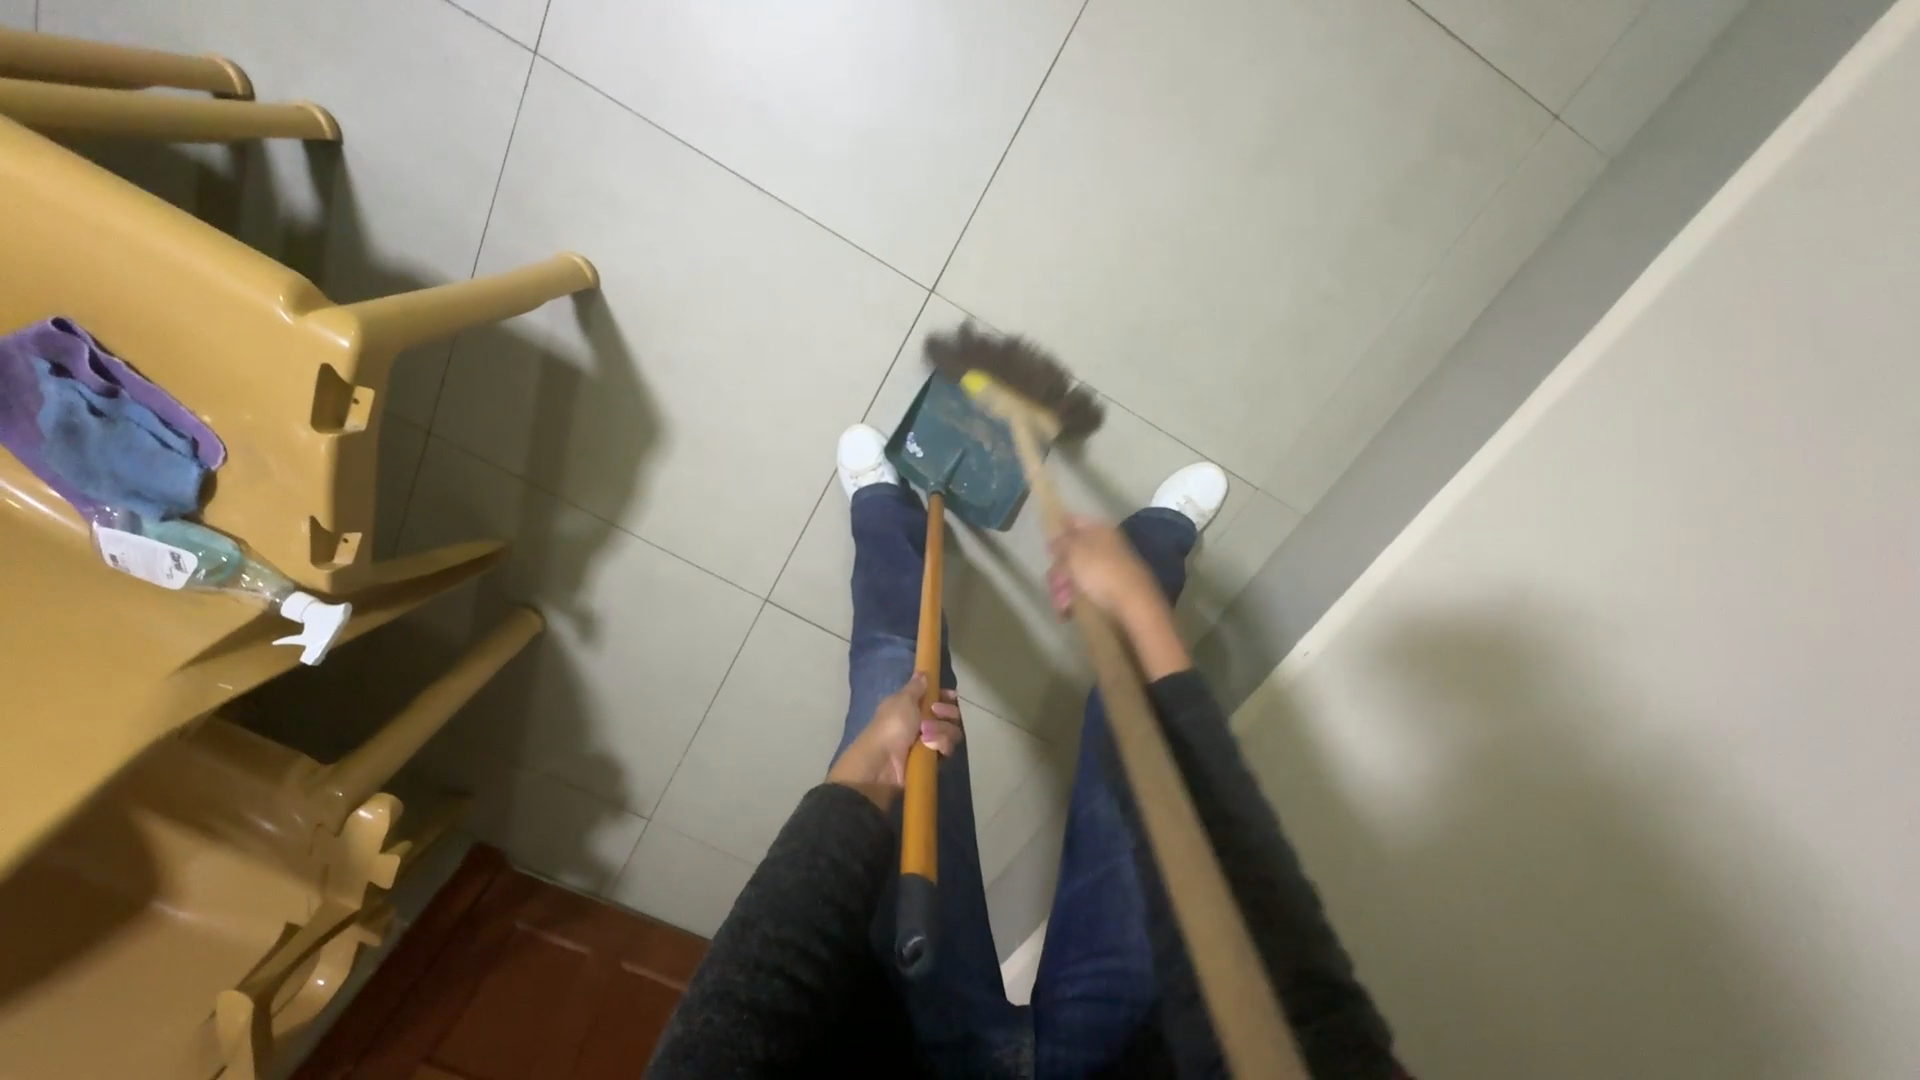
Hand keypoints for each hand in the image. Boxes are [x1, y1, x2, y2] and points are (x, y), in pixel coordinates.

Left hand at [827, 673, 962, 805]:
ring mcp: (928, 743)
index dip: (946, 696)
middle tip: (934, 714)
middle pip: (950, 715)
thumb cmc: (891, 725)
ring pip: (951, 732)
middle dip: (947, 712)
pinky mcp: (932, 760)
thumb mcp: (902, 700)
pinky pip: (947, 750)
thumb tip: (922, 672)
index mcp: (912, 706)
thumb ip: (916, 686)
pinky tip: (930, 748)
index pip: (937, 698)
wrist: (882, 763)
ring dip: (942, 731)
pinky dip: (940, 746)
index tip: (951, 695)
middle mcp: (922, 723)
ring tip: (926, 736)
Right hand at [1047, 514, 1169, 626]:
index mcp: (1098, 529)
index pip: (1073, 520)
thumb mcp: (1074, 551)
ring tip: (1062, 606)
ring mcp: (1109, 569)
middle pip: (1071, 553)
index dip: (1057, 531)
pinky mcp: (1111, 591)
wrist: (1134, 605)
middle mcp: (1105, 546)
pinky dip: (1074, 601)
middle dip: (1058, 571)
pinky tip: (1068, 612)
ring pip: (1076, 575)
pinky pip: (1085, 591)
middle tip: (1055, 584)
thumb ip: (1061, 541)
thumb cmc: (1100, 572)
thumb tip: (1055, 538)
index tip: (1047, 549)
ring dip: (1063, 590)